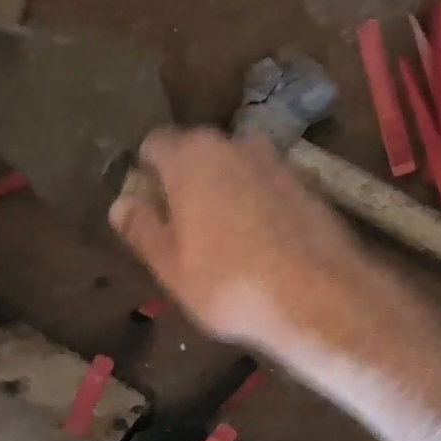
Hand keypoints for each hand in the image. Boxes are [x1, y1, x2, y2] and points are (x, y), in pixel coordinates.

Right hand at [108, 128, 372, 348]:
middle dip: (186, 183)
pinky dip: (256, 207)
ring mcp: (276, 161)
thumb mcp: (170, 266)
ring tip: (223, 243)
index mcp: (190, 157)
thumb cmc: (228, 284)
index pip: (154, 144)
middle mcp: (234, 144)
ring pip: (234, 170)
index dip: (146, 174)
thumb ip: (142, 229)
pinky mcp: (307, 184)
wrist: (318, 296)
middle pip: (197, 155)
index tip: (147, 209)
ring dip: (223, 194)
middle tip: (182, 233)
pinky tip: (259, 248)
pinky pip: (266, 188)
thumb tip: (121, 203)